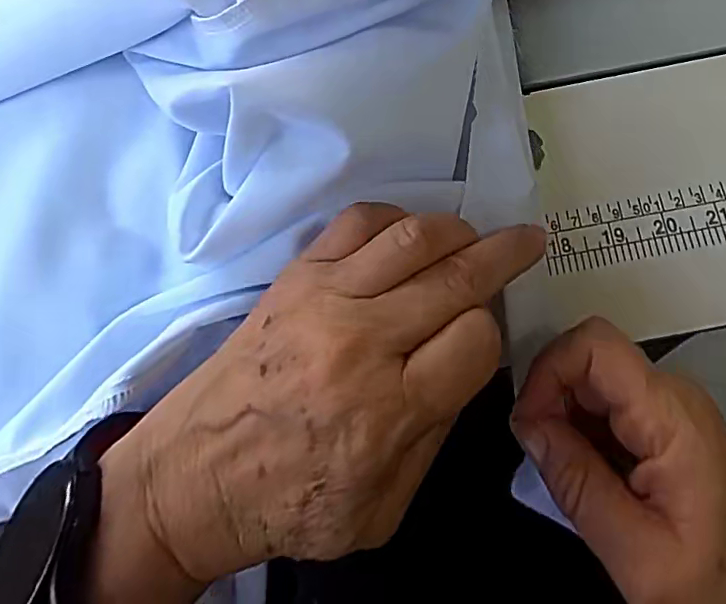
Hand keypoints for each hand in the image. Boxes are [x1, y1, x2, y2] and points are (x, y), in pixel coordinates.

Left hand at [88, 203, 546, 599]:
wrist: (199, 467)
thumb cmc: (292, 500)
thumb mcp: (383, 508)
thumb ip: (434, 432)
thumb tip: (466, 359)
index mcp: (389, 407)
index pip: (475, 337)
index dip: (493, 328)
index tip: (487, 329)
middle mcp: (361, 340)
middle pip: (454, 276)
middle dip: (502, 254)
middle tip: (526, 241)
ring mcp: (325, 296)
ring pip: (410, 237)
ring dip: (455, 228)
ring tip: (473, 235)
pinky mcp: (296, 274)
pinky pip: (355, 222)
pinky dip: (393, 216)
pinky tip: (408, 231)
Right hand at [509, 318, 725, 603]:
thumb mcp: (639, 556)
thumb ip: (576, 483)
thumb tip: (528, 426)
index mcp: (671, 417)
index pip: (592, 344)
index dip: (548, 370)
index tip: (529, 419)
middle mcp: (671, 395)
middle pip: (585, 357)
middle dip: (549, 397)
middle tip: (541, 451)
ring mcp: (667, 403)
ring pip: (588, 377)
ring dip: (562, 415)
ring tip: (565, 469)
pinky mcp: (661, 418)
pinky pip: (602, 399)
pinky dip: (579, 427)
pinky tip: (586, 470)